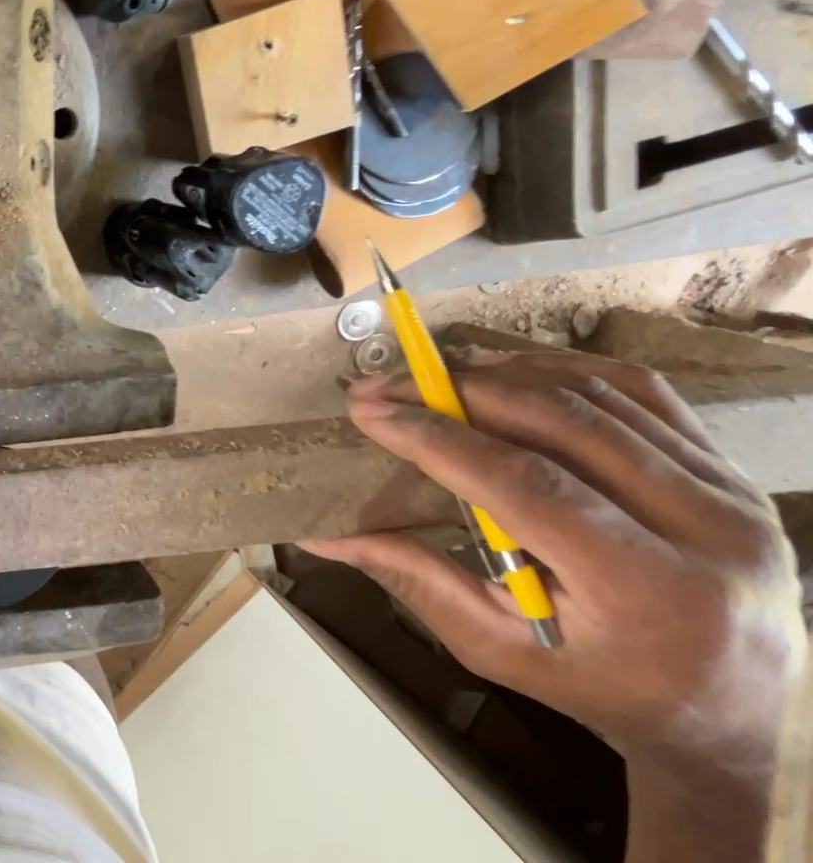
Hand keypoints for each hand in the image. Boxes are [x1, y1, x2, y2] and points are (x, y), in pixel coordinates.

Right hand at [304, 350, 803, 858]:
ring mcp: (729, 490)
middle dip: (459, 391)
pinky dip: (559, 368)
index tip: (372, 412)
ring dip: (502, 373)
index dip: (441, 439)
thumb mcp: (500, 650)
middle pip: (564, 422)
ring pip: (598, 395)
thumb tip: (327, 537)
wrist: (743, 703)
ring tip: (430, 374)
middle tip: (385, 385)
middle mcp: (708, 529)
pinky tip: (504, 371)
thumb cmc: (608, 686)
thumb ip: (416, 581)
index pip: (529, 485)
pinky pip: (637, 390)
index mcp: (650, 590)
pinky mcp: (729, 467)